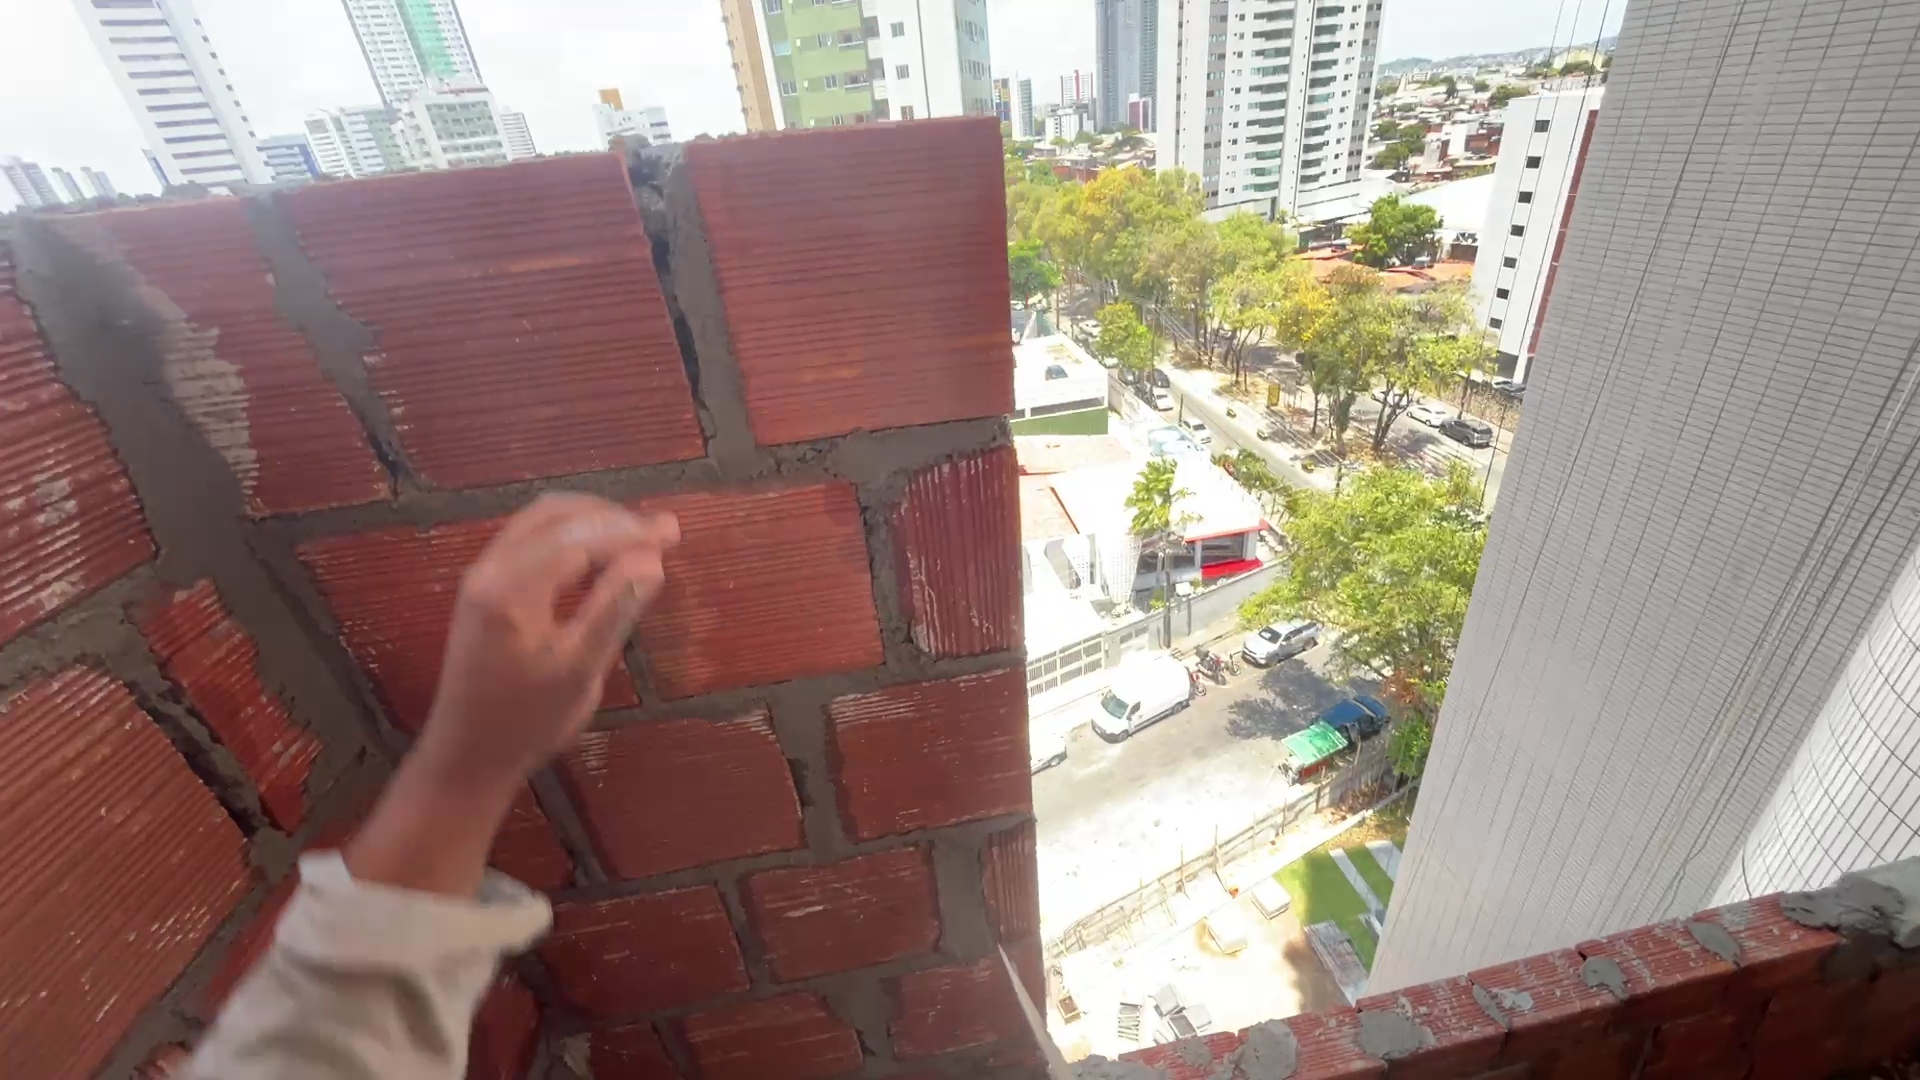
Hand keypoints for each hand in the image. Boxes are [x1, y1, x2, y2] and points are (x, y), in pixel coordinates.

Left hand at [347, 494, 676, 896]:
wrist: (470, 754)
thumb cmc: (529, 718)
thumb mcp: (580, 669)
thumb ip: (614, 609)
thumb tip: (653, 561)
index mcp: (511, 588)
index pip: (578, 537)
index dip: (629, 530)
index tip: (673, 533)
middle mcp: (491, 569)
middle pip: (556, 515)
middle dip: (613, 517)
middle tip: (663, 532)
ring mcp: (485, 576)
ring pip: (543, 522)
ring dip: (594, 521)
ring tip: (640, 538)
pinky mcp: (489, 588)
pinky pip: (534, 540)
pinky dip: (575, 536)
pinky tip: (604, 557)